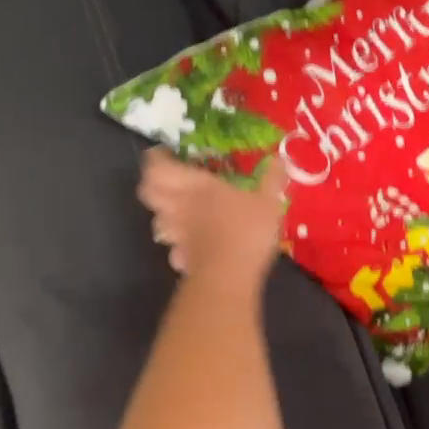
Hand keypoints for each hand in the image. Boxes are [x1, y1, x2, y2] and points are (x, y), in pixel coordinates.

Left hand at [137, 148, 286, 291]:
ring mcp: (177, 234)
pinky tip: (194, 244)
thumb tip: (279, 159)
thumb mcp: (268, 202)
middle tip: (169, 181)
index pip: (159, 166)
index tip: (167, 154)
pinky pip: (173, 246)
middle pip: (148, 191)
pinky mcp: (181, 256)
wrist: (229, 275)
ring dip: (164, 214)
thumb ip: (271, 180)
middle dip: (154, 184)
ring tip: (182, 214)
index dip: (157, 158)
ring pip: (157, 220)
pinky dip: (179, 243)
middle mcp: (178, 206)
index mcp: (195, 187)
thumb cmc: (247, 230)